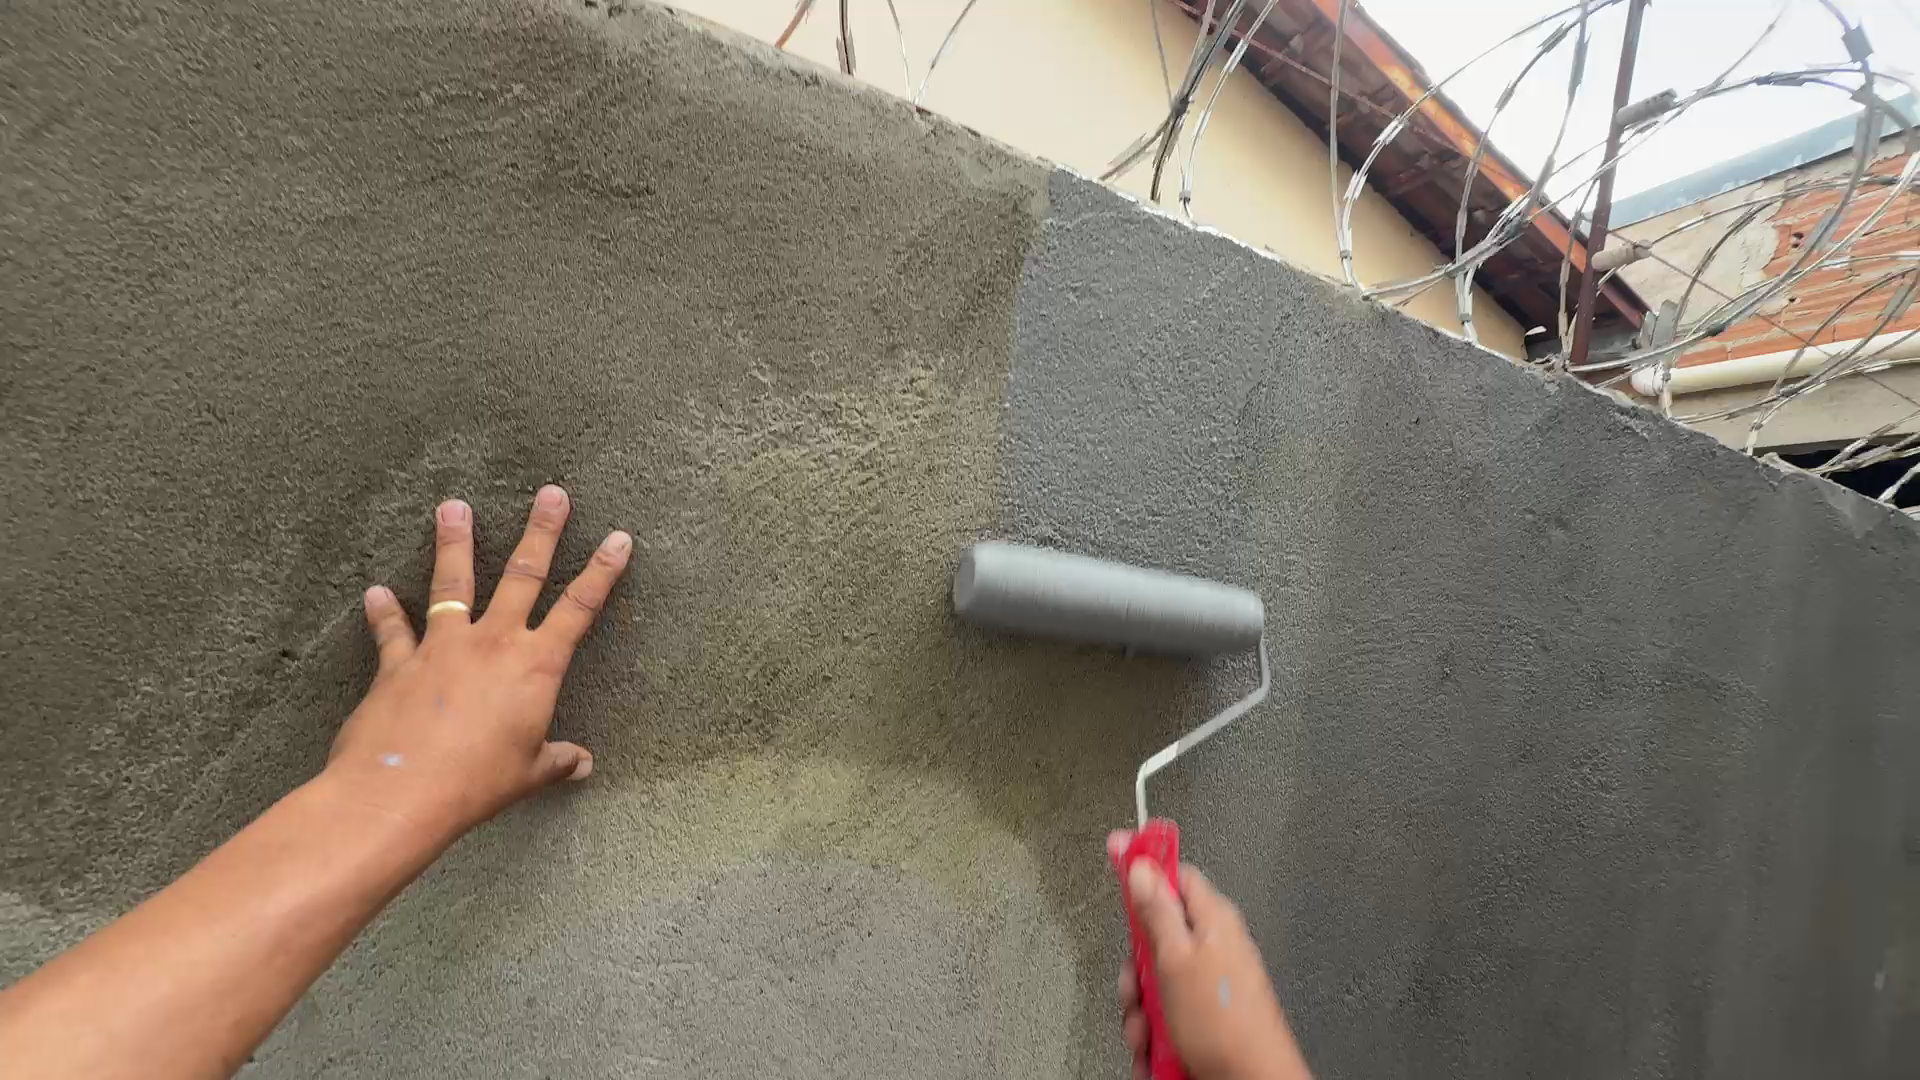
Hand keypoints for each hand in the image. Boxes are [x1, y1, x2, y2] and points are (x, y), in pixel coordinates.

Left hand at [325, 485, 632, 837]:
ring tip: (454, 506)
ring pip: (454, 582)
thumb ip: (558, 760)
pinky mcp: (398, 665)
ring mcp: (444, 647)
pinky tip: (376, 592)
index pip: (582, 606)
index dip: (603, 570)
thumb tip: (582, 765)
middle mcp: (495, 642)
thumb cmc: (478, 782)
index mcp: (538, 664)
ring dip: (455, 542)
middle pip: (524, 574)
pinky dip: (384, 612)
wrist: (398, 794)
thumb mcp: (530, 772)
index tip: (619, 538)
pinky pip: (393, 631)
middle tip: (551, 494)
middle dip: (542, 531)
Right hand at [1110, 831, 1312, 1079]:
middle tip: (1140, 982)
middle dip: (1137, 964)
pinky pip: (1165, 1012)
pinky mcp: (1204, 1017)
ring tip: (1151, 1029)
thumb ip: (1155, 908)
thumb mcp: (1176, 958)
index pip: (1172, 872)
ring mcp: (1208, 983)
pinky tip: (1159, 1049)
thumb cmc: (1229, 1027)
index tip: (1118, 854)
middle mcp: (1213, 946)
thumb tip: (1140, 864)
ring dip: (1142, 1007)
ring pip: (1154, 978)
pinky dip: (1155, 1033)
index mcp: (1213, 919)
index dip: (1144, 864)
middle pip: (1155, 933)